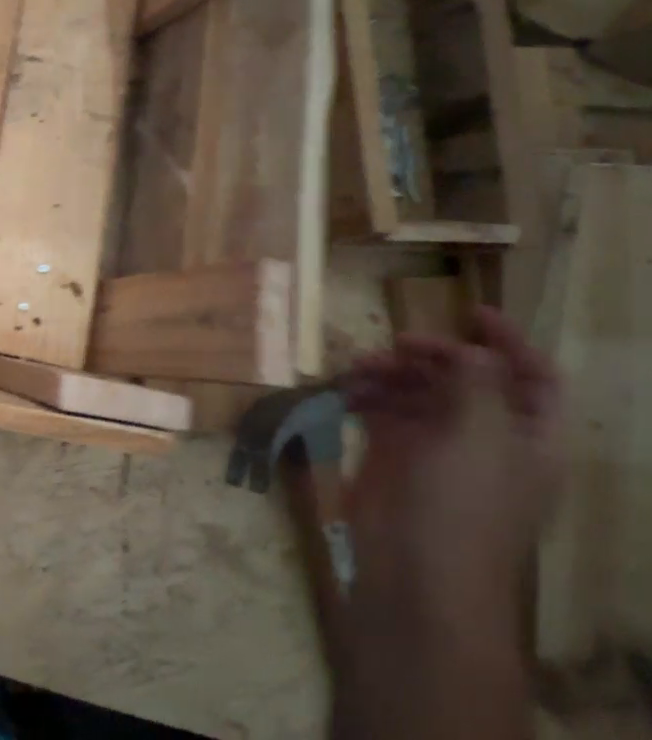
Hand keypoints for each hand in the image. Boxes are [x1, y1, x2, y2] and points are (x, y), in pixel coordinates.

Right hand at [346, 306, 560, 612]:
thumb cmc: (461, 502)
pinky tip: (343, 392)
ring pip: (418, 392)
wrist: (416, 564)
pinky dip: (364, 396)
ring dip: (390, 374)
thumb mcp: (478, 437)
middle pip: (465, 379)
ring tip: (356, 368)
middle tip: (393, 345)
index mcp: (528, 436)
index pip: (532, 377)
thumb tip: (467, 350)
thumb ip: (476, 385)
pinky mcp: (394, 455)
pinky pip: (382, 412)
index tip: (469, 311)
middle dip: (431, 357)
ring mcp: (438, 447)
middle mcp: (487, 437)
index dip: (508, 343)